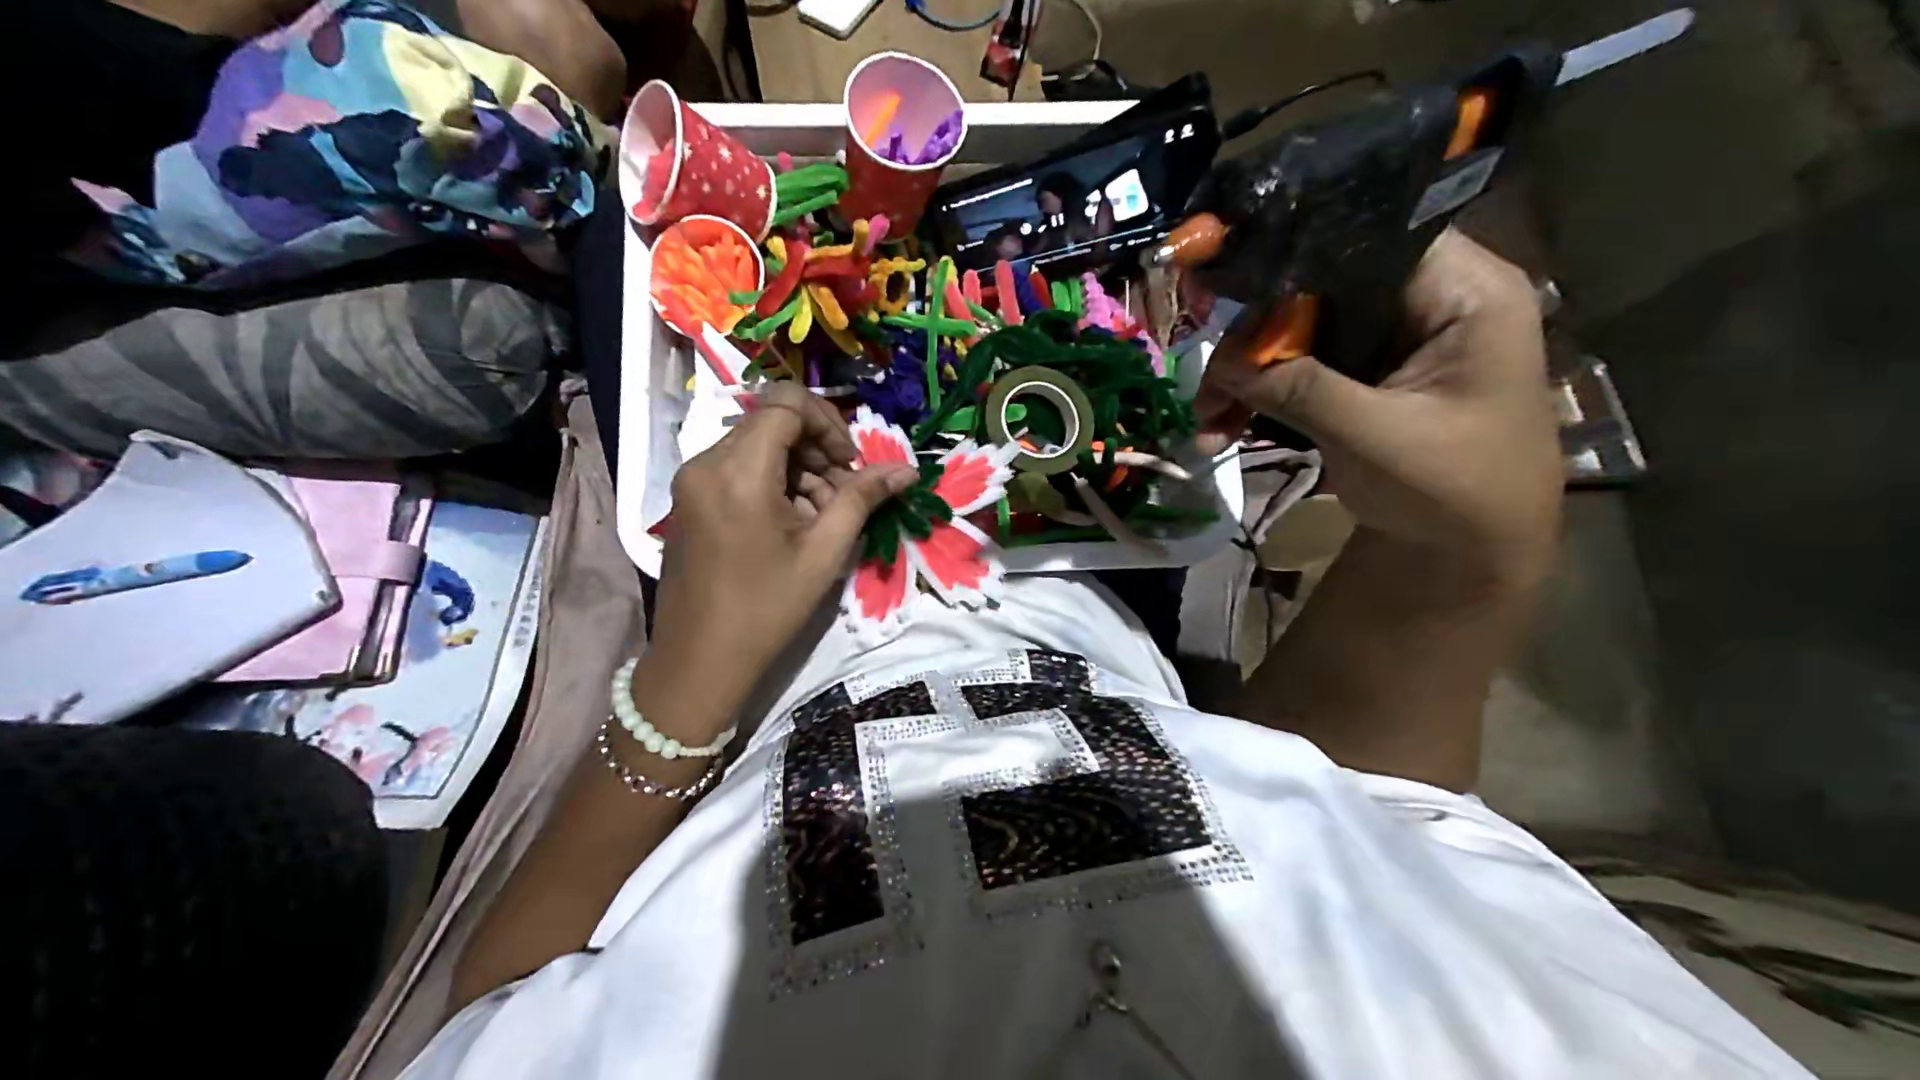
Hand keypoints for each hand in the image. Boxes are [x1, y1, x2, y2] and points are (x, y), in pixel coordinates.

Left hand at [642, 384, 917, 738]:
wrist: (700, 661)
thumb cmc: (766, 608)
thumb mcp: (824, 551)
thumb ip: (863, 499)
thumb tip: (907, 469)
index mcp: (737, 471)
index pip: (786, 405)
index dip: (827, 423)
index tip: (851, 464)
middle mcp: (706, 463)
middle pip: (772, 424)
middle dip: (817, 450)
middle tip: (844, 495)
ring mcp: (693, 481)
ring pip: (758, 447)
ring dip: (799, 469)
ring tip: (825, 516)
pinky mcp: (691, 499)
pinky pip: (740, 470)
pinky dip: (774, 483)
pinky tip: (796, 524)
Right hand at [1194, 230, 1560, 584]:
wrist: (1469, 552)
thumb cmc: (1452, 490)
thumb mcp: (1376, 437)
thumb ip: (1301, 391)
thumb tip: (1224, 363)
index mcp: (1463, 293)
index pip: (1366, 242)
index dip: (1293, 268)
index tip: (1230, 308)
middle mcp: (1427, 299)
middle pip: (1320, 290)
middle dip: (1256, 342)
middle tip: (1208, 391)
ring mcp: (1392, 337)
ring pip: (1301, 332)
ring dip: (1249, 374)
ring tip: (1207, 420)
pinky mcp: (1364, 372)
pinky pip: (1301, 366)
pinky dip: (1262, 395)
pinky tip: (1224, 428)